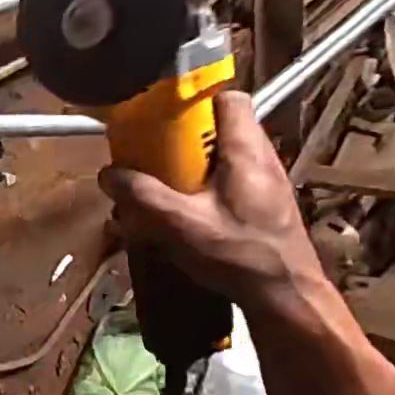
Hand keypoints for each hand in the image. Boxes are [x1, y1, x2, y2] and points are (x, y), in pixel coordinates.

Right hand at [98, 90, 328, 321]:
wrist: (286, 297)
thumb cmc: (240, 254)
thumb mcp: (181, 224)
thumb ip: (143, 196)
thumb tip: (108, 175)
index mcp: (246, 150)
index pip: (228, 97)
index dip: (194, 101)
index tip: (162, 118)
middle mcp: (260, 159)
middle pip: (215, 131)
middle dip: (178, 145)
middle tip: (150, 163)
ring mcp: (264, 184)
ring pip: (218, 160)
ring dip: (185, 174)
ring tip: (159, 196)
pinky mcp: (262, 207)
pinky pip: (225, 185)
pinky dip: (199, 194)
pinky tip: (181, 220)